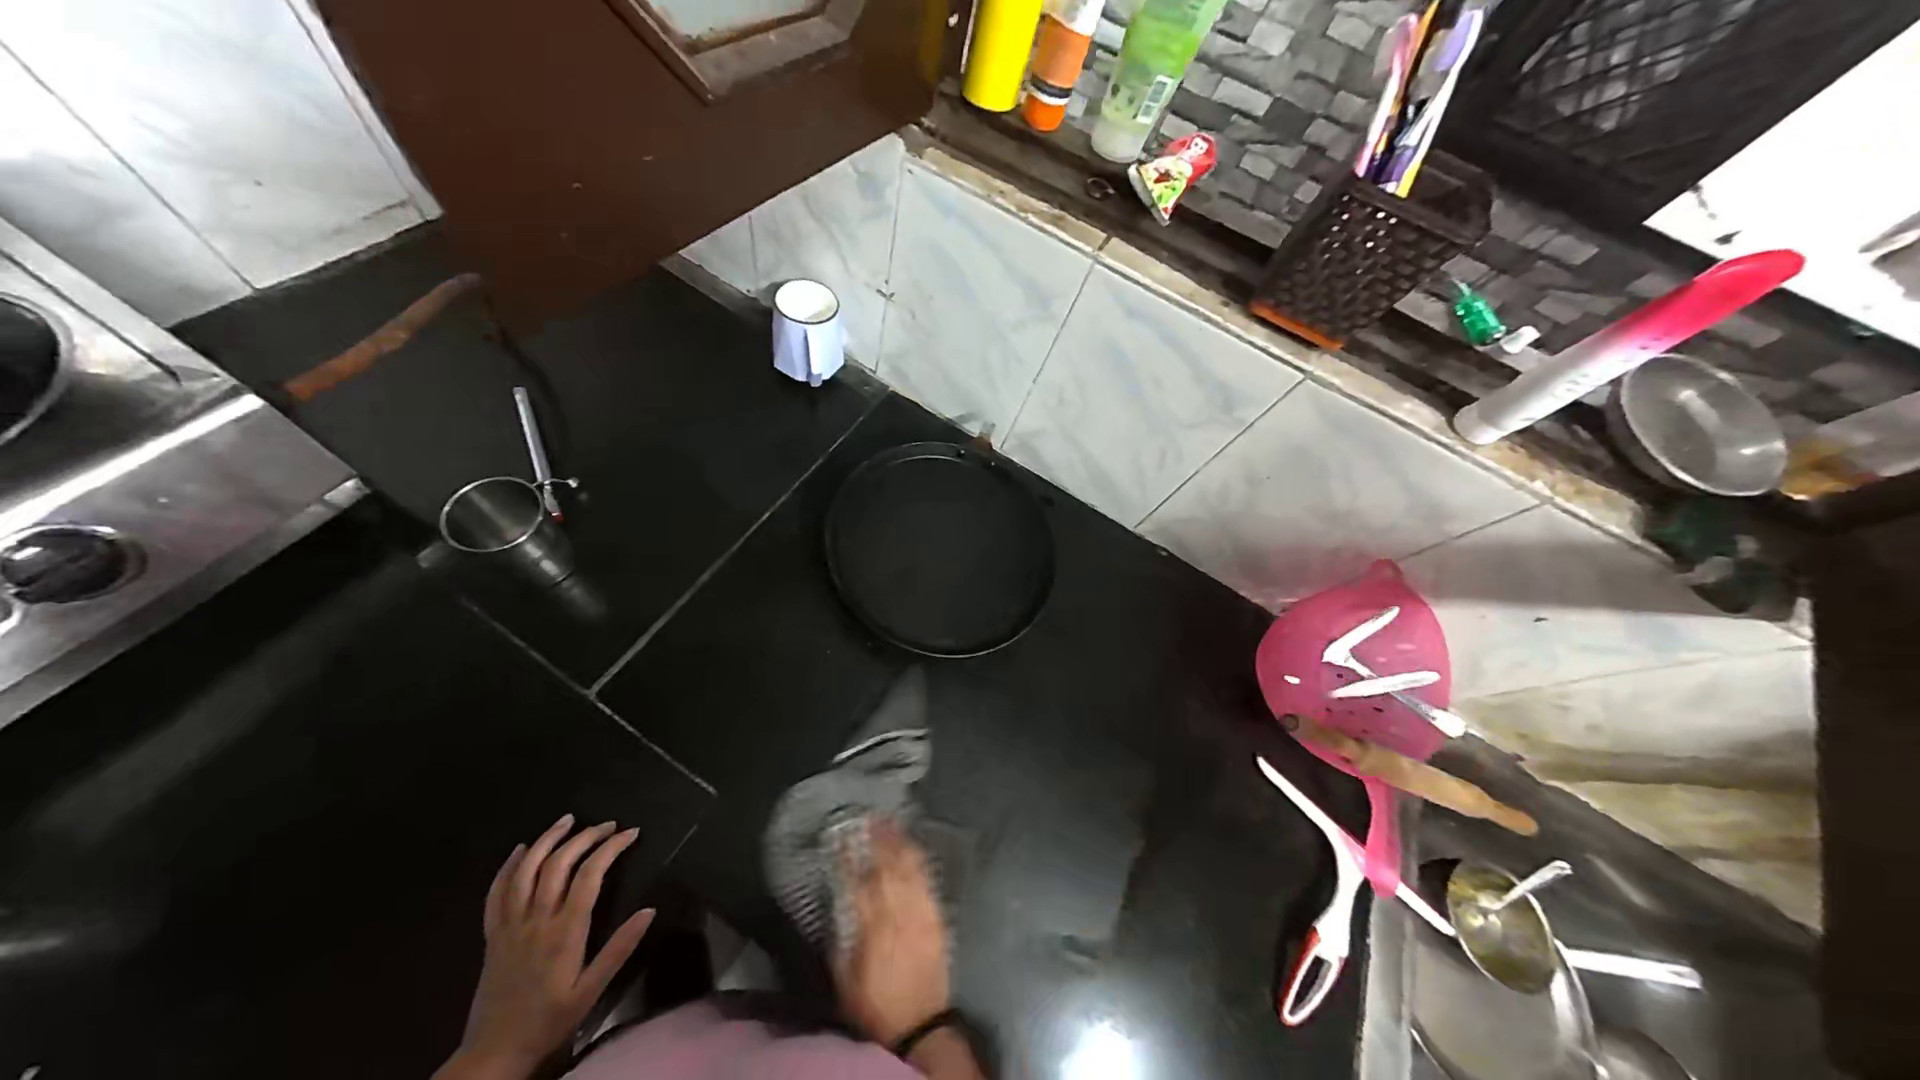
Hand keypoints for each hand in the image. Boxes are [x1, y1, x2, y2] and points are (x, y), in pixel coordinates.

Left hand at [437, 815, 654, 1079]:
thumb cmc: (549, 1021)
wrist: (494, 1052)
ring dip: (547, 840)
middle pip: (559, 864)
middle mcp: (536, 920)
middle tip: (608, 825)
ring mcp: (510, 925)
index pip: (590, 875)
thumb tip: (649, 910)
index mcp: (565, 932)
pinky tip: (520, 850)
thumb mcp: (592, 991)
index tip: (631, 832)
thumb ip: (619, 949)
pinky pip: (496, 893)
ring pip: (526, 871)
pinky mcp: (492, 935)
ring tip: (567, 820)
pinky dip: (508, 866)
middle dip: (585, 837)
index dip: (611, 848)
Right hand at [833, 820, 949, 1047]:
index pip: (857, 881)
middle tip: (870, 817)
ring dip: (899, 842)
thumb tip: (839, 901)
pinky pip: (927, 880)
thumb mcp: (845, 974)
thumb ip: (841, 934)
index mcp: (871, 928)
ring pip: (909, 869)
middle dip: (878, 839)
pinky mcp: (937, 917)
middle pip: (887, 867)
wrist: (919, 1025)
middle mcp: (898, 914)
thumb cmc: (874, 1003)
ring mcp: (921, 913)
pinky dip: (918, 860)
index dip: (849, 856)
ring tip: (890, 822)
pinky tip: (913, 847)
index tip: (842, 836)